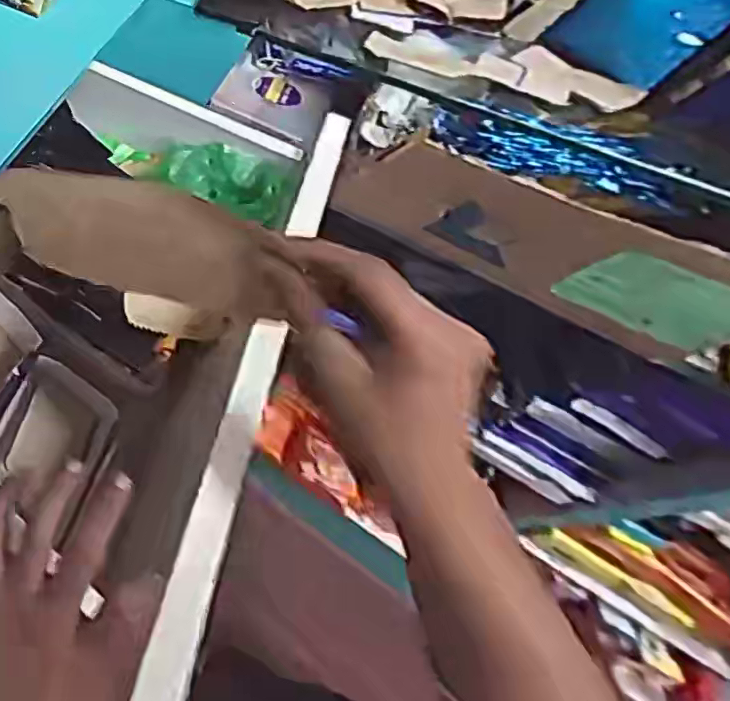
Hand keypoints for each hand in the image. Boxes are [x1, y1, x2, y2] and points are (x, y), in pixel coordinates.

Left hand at [0, 461, 163, 700]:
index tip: (157, 567)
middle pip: (84, 553)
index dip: (147, 587)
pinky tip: (14, 482)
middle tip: (120, 482)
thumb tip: (143, 603)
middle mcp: (47, 617)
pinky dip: (4, 503)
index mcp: (84, 659)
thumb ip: (122, 647)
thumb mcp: (96, 692)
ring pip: (37, 533)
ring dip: (55, 496)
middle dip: (104, 513)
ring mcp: (11, 596)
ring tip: (70, 467)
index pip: (129, 613)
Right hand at [264, 237, 494, 489]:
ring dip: (339, 282)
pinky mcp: (450, 344)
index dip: (316, 252)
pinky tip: (326, 301)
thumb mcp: (332, 370)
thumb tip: (273, 270)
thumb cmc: (377, 435)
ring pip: (386, 290)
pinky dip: (358, 301)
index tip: (274, 245)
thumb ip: (304, 312)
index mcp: (427, 330)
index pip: (367, 270)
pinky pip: (396, 308)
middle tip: (278, 259)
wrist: (429, 485)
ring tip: (293, 276)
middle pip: (379, 277)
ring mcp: (456, 334)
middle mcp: (451, 324)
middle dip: (325, 265)